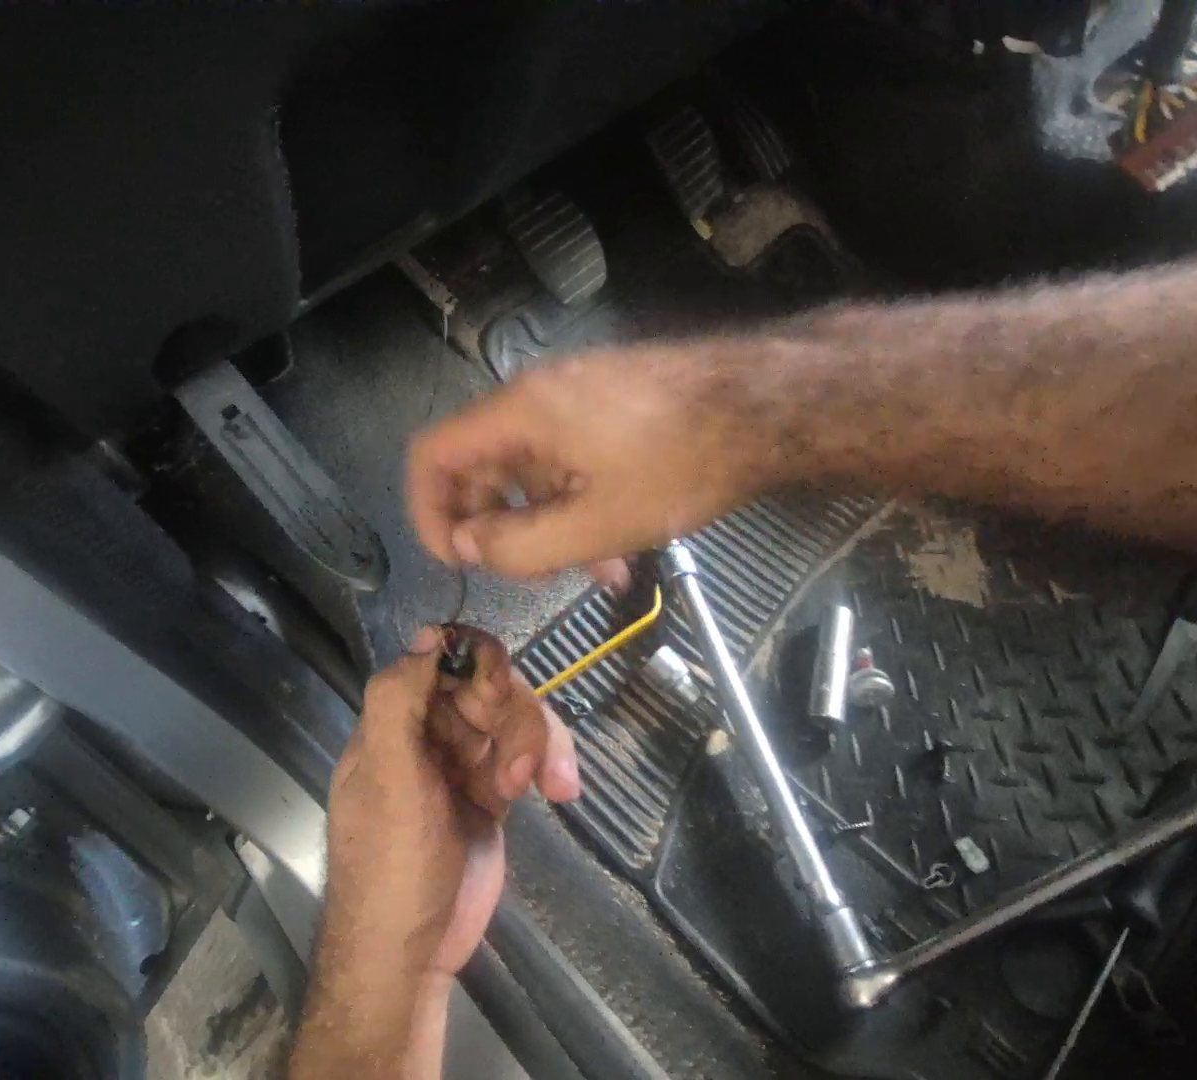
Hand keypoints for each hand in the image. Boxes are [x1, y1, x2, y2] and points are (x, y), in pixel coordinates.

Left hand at [293, 627, 578, 1078]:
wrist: (410, 952)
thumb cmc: (390, 865)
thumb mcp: (388, 778)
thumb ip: (399, 701)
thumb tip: (427, 633)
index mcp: (397, 719)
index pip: (443, 660)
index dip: (478, 666)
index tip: (496, 694)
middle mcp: (431, 731)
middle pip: (492, 686)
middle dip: (517, 719)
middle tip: (518, 769)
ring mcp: (465, 760)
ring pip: (518, 718)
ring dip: (539, 745)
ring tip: (549, 787)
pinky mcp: (494, 788)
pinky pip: (530, 753)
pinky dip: (550, 765)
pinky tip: (561, 791)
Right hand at [407, 345, 771, 579]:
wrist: (768, 406)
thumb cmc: (682, 467)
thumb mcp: (598, 524)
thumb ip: (520, 546)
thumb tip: (467, 544)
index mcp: (522, 413)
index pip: (434, 454)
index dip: (429, 511)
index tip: (457, 559)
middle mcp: (539, 395)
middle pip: (484, 464)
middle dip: (501, 528)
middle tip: (531, 575)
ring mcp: (578, 397)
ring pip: (535, 469)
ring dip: (551, 525)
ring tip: (597, 573)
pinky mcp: (610, 405)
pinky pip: (570, 458)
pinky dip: (580, 502)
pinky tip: (619, 546)